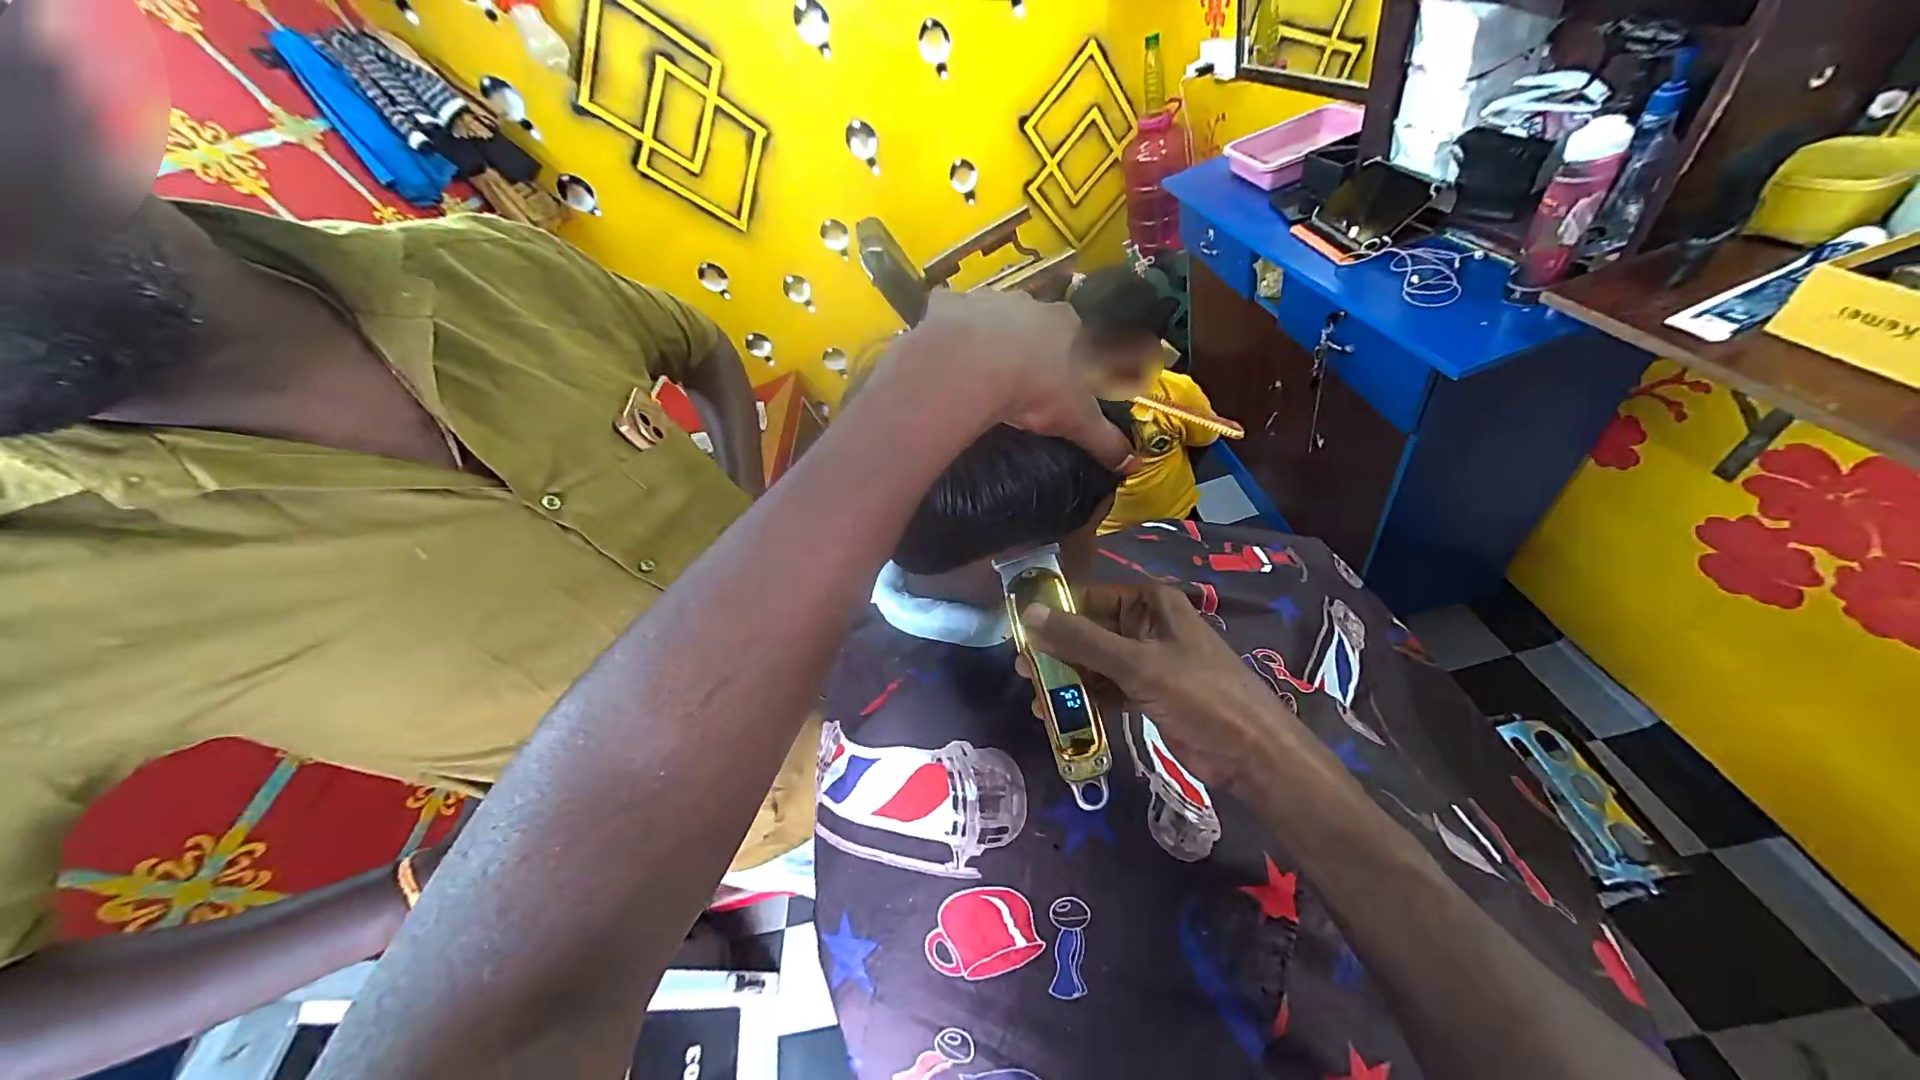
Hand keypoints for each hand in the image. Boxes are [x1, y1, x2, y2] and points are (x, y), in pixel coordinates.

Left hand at [883, 288, 1134, 471]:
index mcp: (1068, 327)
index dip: (1077, 354)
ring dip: (990, 330)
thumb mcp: (1078, 422)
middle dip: (1033, 340)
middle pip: (1037, 319)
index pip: (1083, 336)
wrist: (977, 367)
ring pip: (993, 311)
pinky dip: (948, 323)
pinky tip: (943, 345)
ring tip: (980, 363)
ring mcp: (989, 300)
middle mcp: (1032, 305)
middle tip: (1022, 372)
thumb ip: (1105, 440)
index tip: (1066, 373)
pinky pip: (949, 309)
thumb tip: (1133, 464)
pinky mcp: (951, 304)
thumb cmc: (1037, 390)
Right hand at [1017, 585, 1303, 792]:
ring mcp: (1147, 661)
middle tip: (1023, 671)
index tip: (1018, 633)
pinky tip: (1058, 716)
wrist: (1252, 753)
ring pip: (1094, 662)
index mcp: (1150, 603)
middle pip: (1088, 631)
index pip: (1089, 597)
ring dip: (1067, 679)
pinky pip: (1106, 688)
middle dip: (1056, 651)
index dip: (1054, 613)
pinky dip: (1084, 699)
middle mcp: (1146, 625)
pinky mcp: (1147, 692)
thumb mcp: (1137, 664)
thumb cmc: (1200, 695)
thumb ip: (1081, 639)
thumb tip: (1029, 614)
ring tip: (1037, 700)